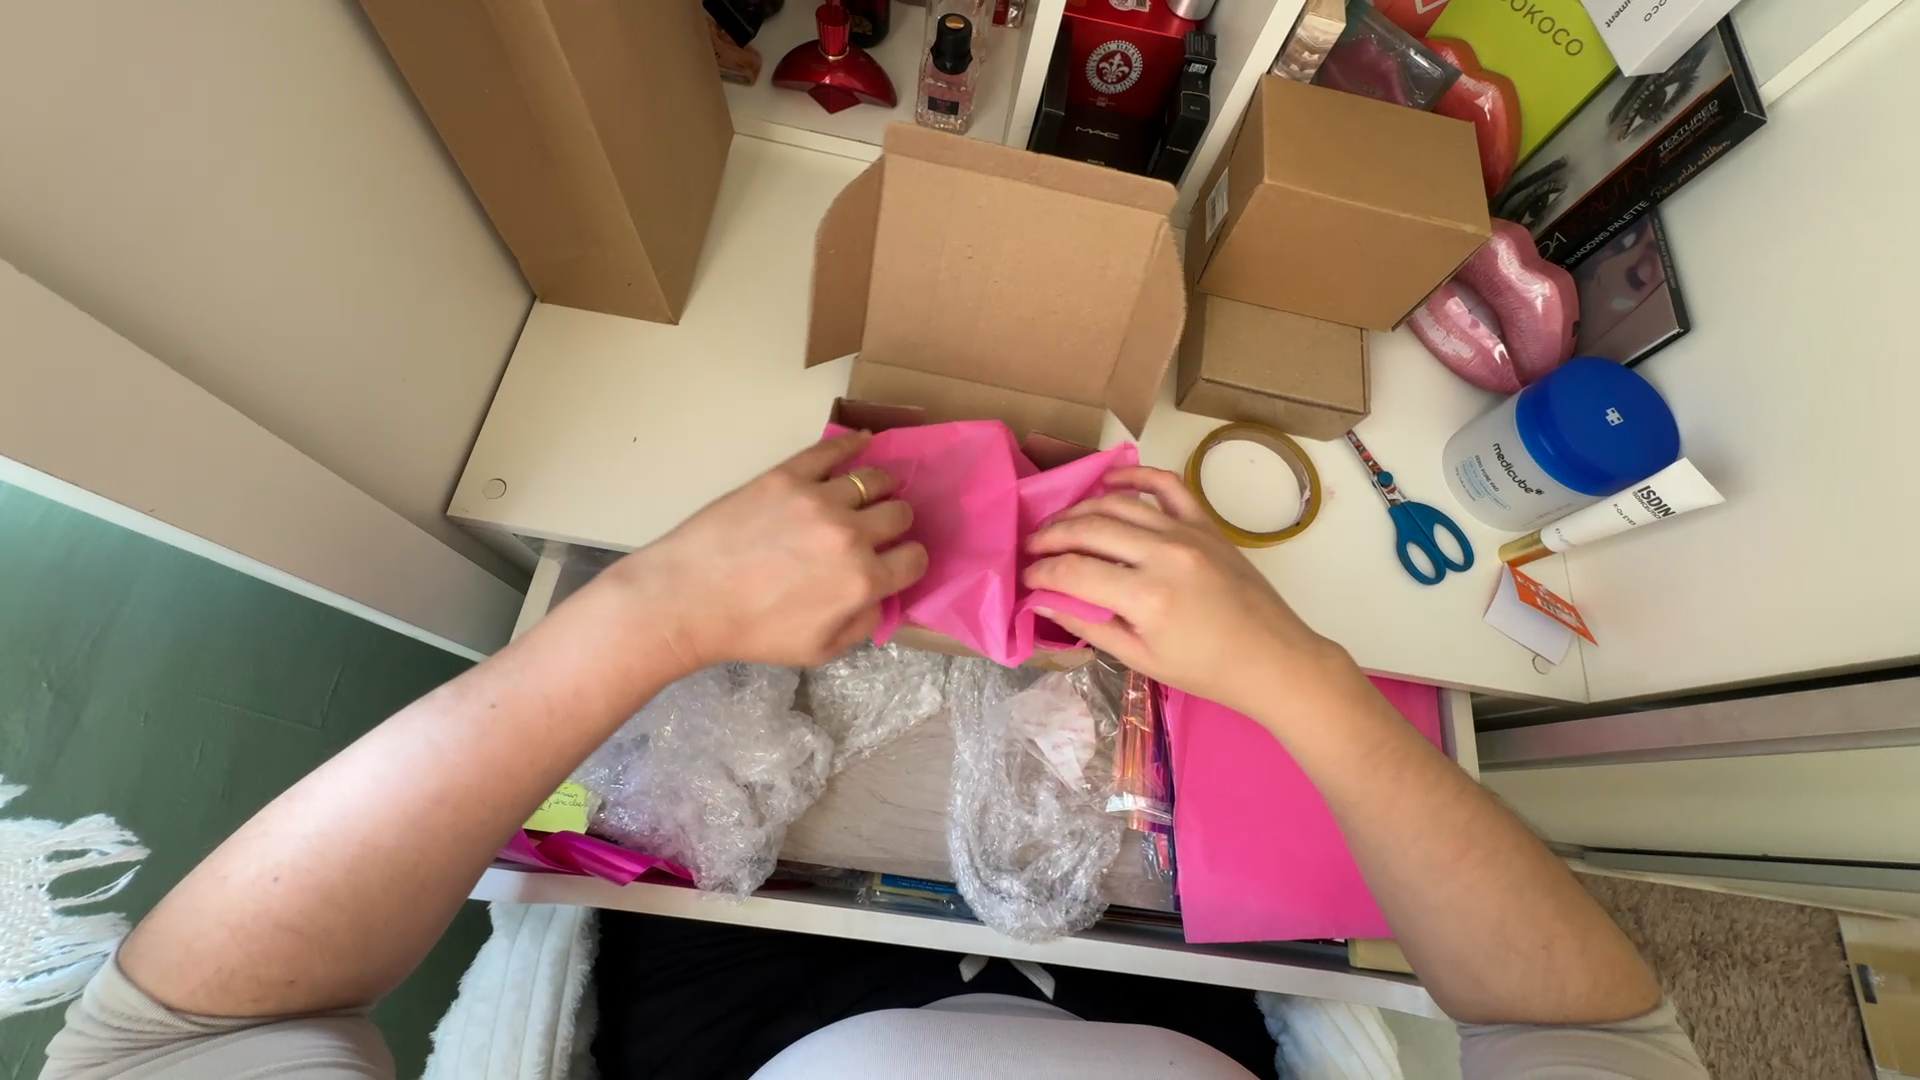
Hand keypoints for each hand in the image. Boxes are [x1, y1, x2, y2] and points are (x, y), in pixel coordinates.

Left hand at [600, 432, 927, 671]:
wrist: (687, 598)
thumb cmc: (752, 631)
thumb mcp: (819, 650)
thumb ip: (863, 625)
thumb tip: (883, 598)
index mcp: (863, 581)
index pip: (915, 558)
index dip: (909, 561)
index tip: (896, 560)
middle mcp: (851, 535)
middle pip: (900, 514)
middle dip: (897, 523)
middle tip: (877, 529)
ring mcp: (819, 500)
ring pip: (875, 478)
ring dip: (881, 487)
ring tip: (869, 492)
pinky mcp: (787, 476)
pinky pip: (832, 450)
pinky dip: (854, 444)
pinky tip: (863, 442)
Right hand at [1023, 466, 1348, 714]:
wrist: (1274, 660)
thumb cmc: (1206, 670)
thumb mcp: (1141, 659)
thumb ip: (1090, 625)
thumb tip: (1045, 600)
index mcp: (1146, 596)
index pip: (1072, 571)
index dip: (1040, 573)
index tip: (1026, 578)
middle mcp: (1163, 554)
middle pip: (1088, 529)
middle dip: (1049, 537)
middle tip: (1032, 549)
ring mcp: (1187, 532)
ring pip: (1118, 503)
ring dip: (1079, 510)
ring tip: (1058, 524)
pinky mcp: (1206, 524)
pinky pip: (1166, 485)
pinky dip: (1134, 476)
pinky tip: (1109, 482)